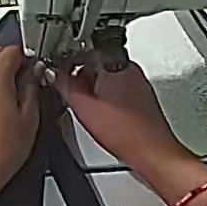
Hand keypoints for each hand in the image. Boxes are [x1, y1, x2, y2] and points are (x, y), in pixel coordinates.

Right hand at [55, 63, 196, 182]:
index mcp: (115, 65)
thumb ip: (64, 86)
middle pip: (97, 62)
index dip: (67, 62)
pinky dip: (106, 95)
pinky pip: (119, 88)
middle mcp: (130, 70)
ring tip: (83, 103)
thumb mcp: (83, 107)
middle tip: (68, 88)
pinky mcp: (143, 98)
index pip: (85, 52)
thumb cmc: (125, 132)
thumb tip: (53, 75)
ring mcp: (139, 84)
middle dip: (80, 74)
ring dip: (93, 85)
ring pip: (108, 76)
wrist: (153, 154)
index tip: (58, 72)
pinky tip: (100, 112)